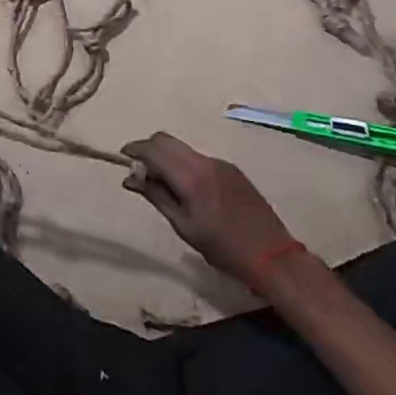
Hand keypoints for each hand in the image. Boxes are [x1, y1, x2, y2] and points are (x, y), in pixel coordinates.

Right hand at [122, 132, 298, 284]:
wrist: (272, 254)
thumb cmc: (223, 247)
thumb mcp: (183, 226)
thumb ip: (156, 196)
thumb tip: (130, 178)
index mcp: (191, 177)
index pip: (154, 149)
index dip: (135, 149)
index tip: (123, 157)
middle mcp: (205, 161)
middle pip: (167, 140)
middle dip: (148, 149)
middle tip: (139, 170)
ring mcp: (221, 163)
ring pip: (183, 148)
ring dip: (167, 156)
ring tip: (162, 183)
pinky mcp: (232, 169)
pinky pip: (199, 158)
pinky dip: (185, 164)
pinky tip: (188, 189)